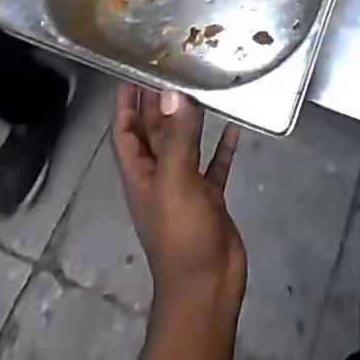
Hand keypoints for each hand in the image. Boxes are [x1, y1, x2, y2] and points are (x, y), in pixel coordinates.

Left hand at [112, 85, 245, 309]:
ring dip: (189, 120)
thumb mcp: (175, 182)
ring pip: (184, 145)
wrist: (207, 288)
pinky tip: (233, 127)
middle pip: (154, 133)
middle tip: (170, 70)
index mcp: (140, 174)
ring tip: (199, 88)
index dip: (126, 104)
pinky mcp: (210, 199)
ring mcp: (185, 188)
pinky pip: (214, 166)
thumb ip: (176, 138)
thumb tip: (172, 94)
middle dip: (158, 104)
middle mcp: (159, 177)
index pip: (126, 131)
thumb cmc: (181, 236)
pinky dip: (221, 147)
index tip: (134, 73)